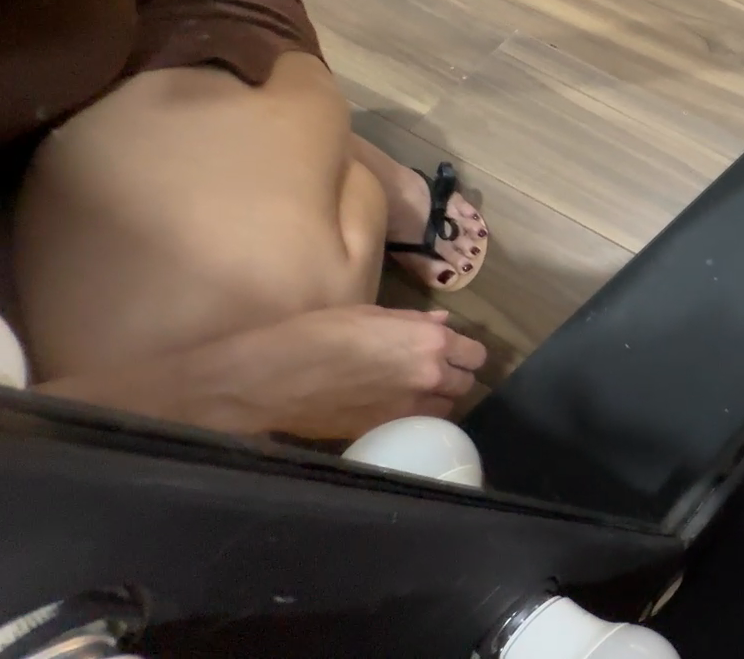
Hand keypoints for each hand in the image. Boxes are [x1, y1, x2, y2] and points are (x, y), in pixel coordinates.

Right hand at [227, 306, 486, 439]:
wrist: (267, 377)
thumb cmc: (318, 334)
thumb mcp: (372, 315)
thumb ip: (415, 321)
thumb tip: (444, 322)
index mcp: (431, 343)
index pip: (476, 355)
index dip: (466, 354)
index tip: (454, 354)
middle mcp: (429, 376)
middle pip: (465, 384)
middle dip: (455, 378)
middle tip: (435, 374)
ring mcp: (407, 407)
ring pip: (445, 409)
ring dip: (437, 401)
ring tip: (415, 394)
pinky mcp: (381, 430)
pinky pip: (414, 427)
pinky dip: (412, 420)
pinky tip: (395, 411)